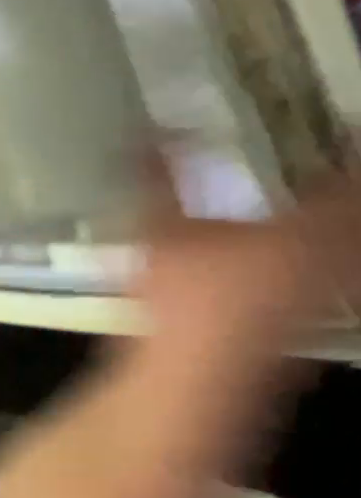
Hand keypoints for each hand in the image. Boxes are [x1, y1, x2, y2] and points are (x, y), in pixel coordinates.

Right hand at [132, 147, 360, 369]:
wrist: (200, 371)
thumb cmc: (182, 295)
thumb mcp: (157, 227)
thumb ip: (159, 178)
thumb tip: (157, 129)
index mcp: (305, 232)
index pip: (349, 183)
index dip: (351, 151)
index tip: (346, 126)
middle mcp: (333, 260)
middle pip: (359, 219)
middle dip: (348, 188)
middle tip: (339, 161)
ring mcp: (331, 291)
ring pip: (355, 248)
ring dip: (346, 222)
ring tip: (329, 199)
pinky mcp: (317, 312)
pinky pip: (346, 270)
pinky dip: (340, 250)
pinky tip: (311, 245)